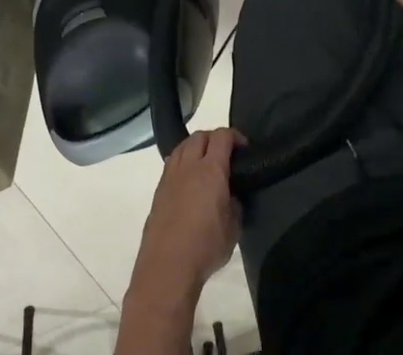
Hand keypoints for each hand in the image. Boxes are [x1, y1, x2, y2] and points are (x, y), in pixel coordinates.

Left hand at [134, 128, 243, 292]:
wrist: (167, 267)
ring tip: (206, 163)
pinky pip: (172, 163)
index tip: (244, 148)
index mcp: (210, 171)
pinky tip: (190, 180)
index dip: (235, 136)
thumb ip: (235, 203)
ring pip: (182, 146)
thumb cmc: (205, 247)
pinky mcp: (158, 191)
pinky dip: (183, 161)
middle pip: (199, 136)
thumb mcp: (233, 227)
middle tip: (226, 154)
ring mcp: (170, 177)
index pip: (222, 137)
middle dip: (214, 138)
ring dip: (196, 147)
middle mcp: (188, 167)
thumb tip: (231, 195)